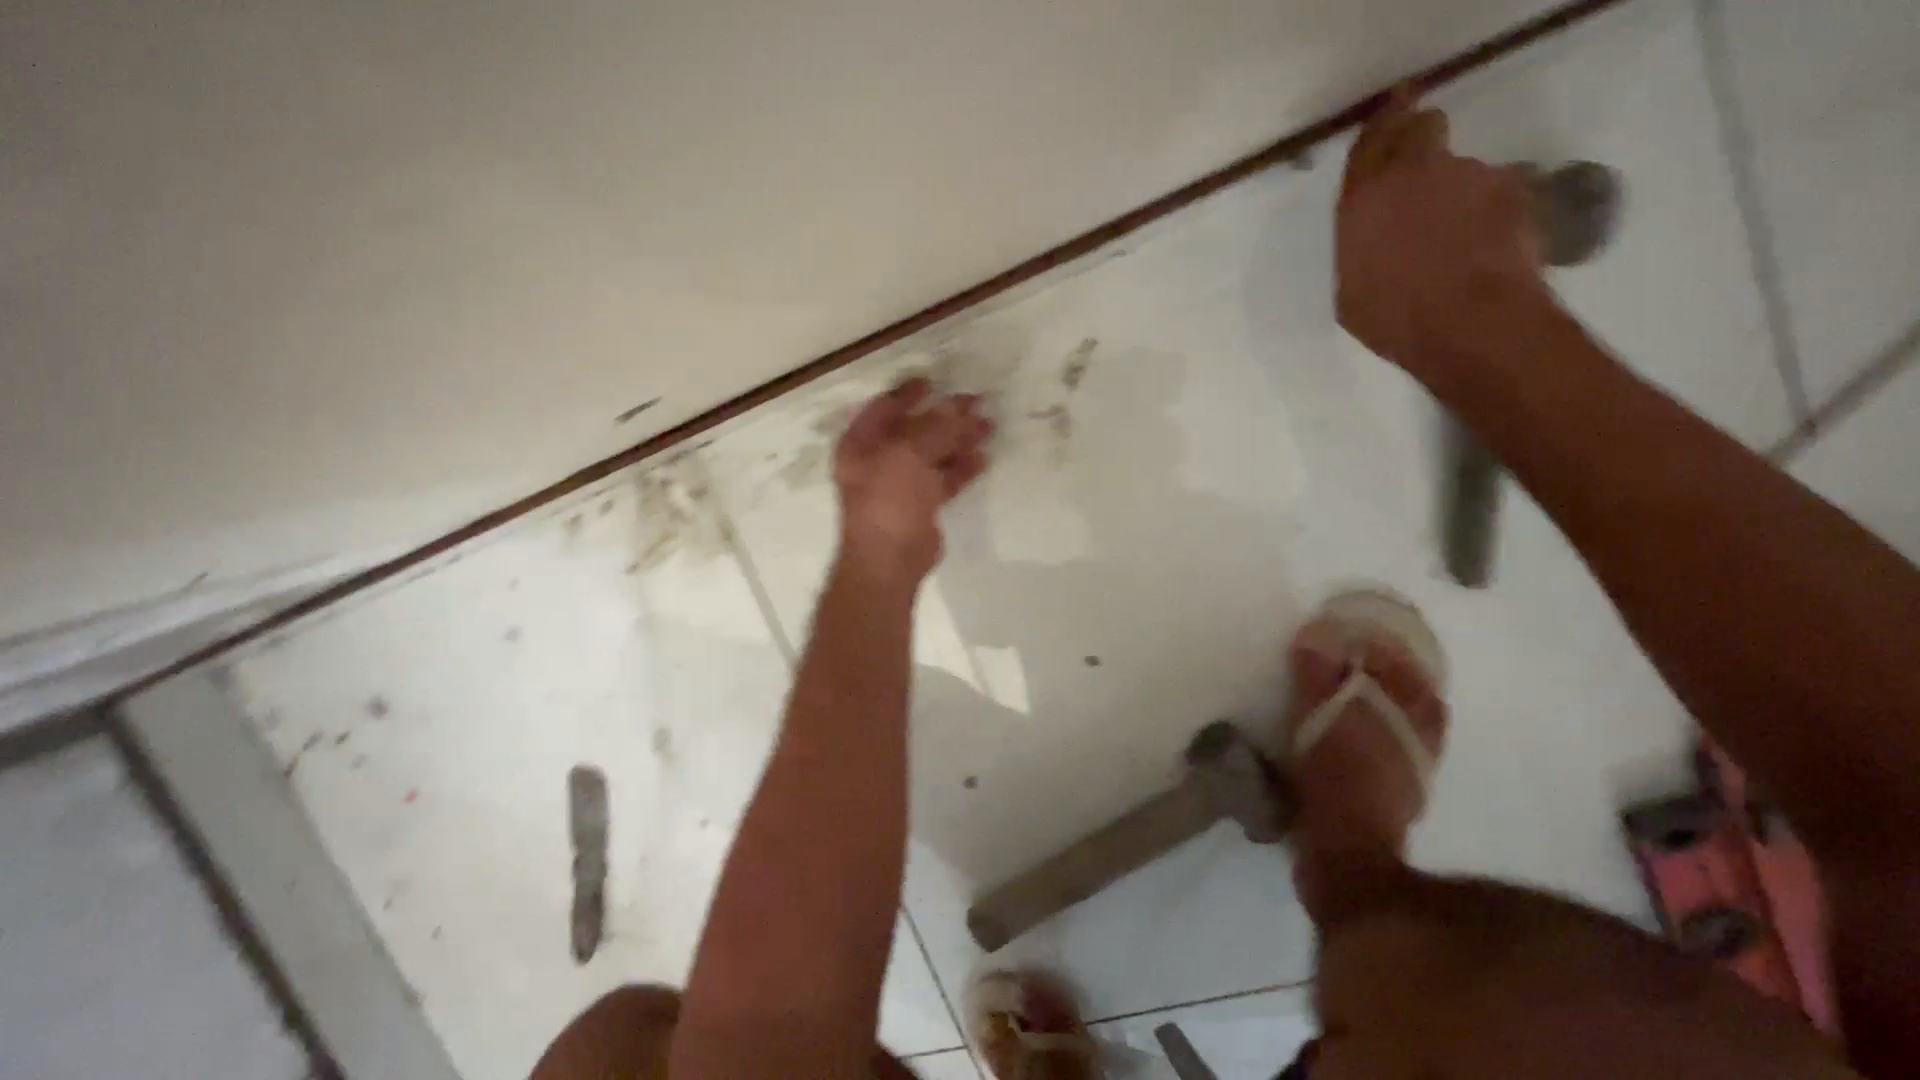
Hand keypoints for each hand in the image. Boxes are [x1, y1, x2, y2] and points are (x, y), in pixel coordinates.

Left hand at [832, 378, 992, 583]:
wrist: (889, 562)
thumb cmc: (888, 501)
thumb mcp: (908, 455)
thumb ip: (934, 427)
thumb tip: (958, 405)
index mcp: (861, 444)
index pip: (884, 408)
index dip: (908, 392)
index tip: (935, 380)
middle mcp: (877, 460)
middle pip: (914, 429)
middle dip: (945, 415)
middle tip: (976, 401)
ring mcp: (899, 484)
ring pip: (932, 453)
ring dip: (958, 439)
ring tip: (988, 426)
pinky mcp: (920, 506)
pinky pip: (943, 478)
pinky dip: (961, 467)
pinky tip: (983, 457)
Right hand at [1336, 93, 1551, 374]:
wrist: (1472, 324)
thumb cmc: (1395, 319)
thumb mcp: (1351, 292)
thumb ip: (1360, 249)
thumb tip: (1373, 241)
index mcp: (1364, 198)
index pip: (1372, 139)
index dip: (1382, 124)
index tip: (1392, 111)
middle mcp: (1414, 172)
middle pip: (1422, 128)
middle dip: (1421, 136)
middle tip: (1422, 167)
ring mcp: (1469, 175)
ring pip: (1460, 170)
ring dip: (1457, 191)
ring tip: (1459, 235)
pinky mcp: (1512, 190)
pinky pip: (1495, 192)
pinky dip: (1490, 211)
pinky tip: (1487, 245)